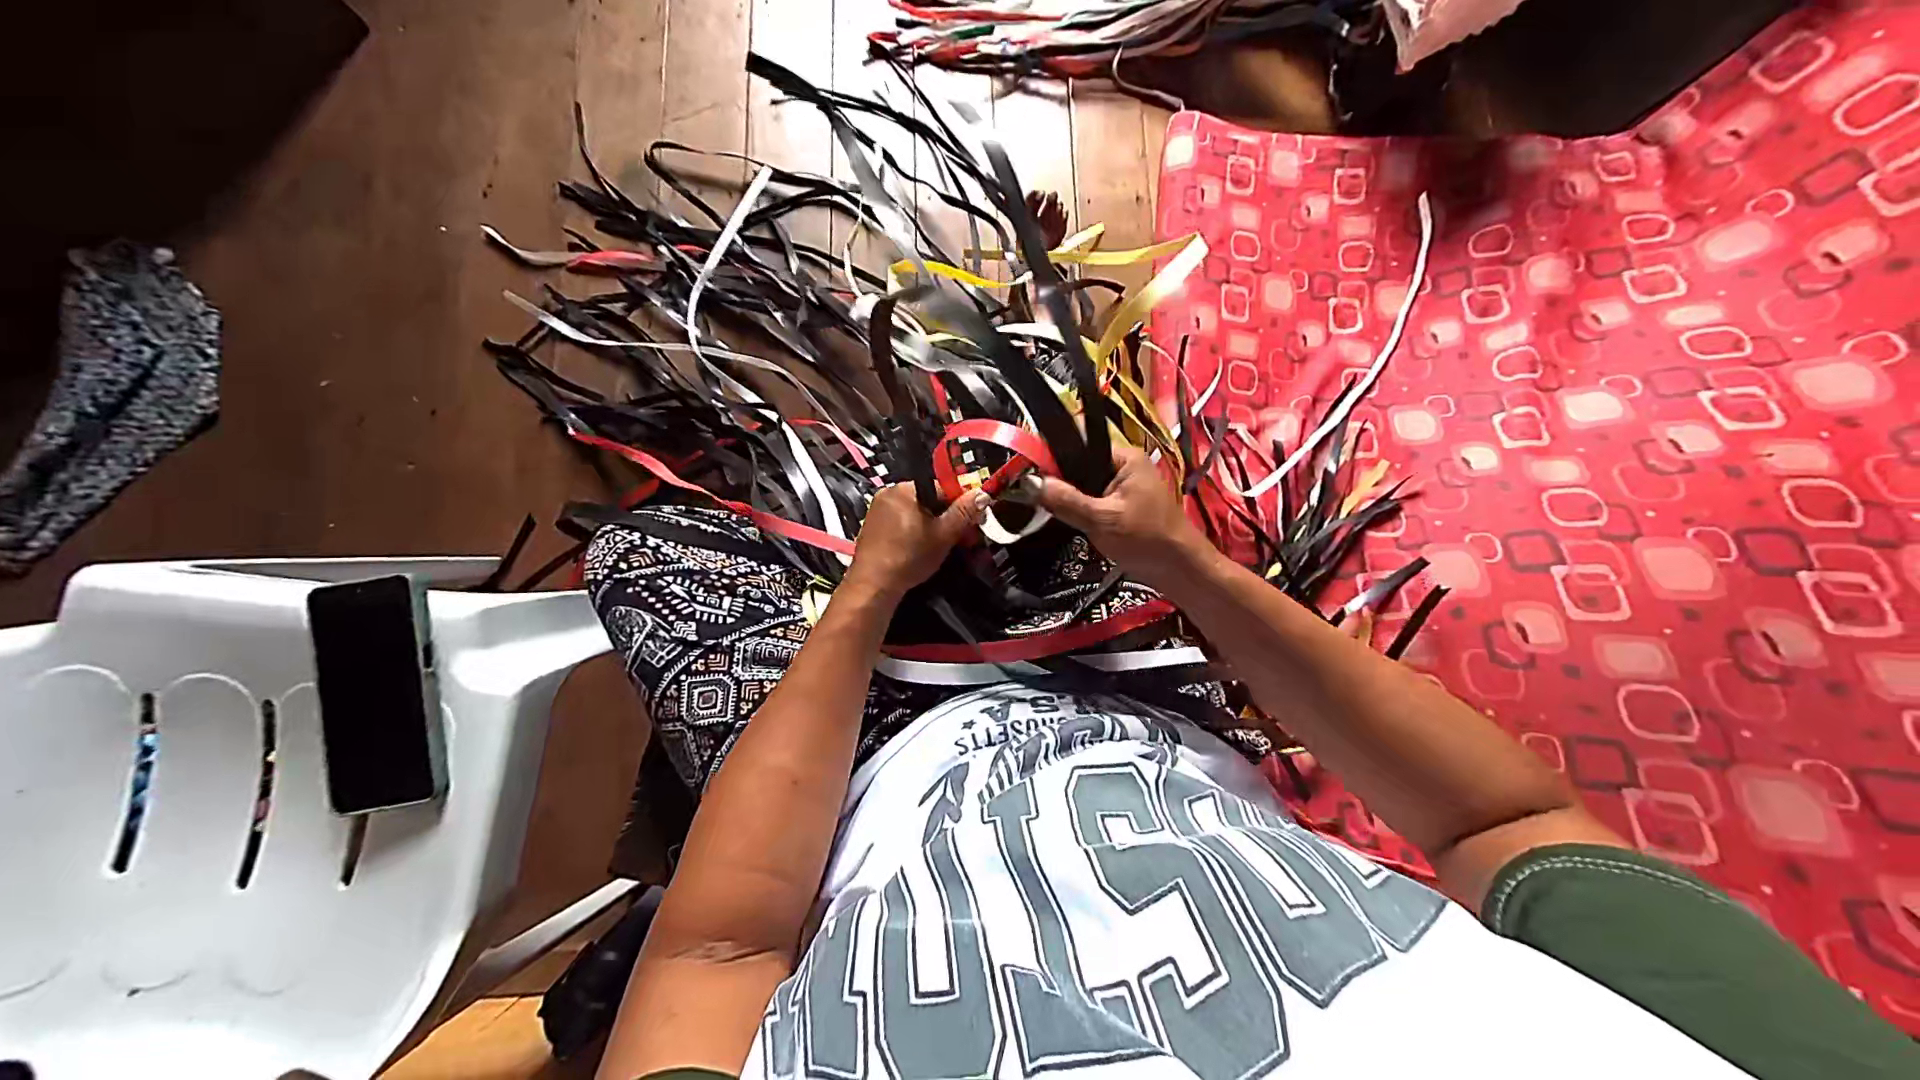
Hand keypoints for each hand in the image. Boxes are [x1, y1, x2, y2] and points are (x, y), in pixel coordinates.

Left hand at [845, 485, 989, 599]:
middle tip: (962, 539)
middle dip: (947, 519)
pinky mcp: (873, 527)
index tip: (974, 524)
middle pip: (928, 501)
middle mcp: (888, 493)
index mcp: (905, 489)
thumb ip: (964, 512)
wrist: (873, 585)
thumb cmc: (910, 556)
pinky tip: (920, 549)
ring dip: (932, 527)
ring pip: (915, 513)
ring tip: (942, 546)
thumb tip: (983, 494)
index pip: (942, 489)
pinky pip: (901, 523)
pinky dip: (914, 533)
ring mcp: (878, 510)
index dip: (961, 506)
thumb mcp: (943, 534)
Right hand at [1035, 446, 1209, 588]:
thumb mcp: (1101, 520)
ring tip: (1044, 506)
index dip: (1052, 455)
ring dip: (1067, 496)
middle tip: (1032, 493)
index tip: (1026, 471)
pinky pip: (1089, 498)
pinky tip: (1064, 517)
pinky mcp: (1119, 505)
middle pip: (1078, 464)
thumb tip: (1030, 483)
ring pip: (1082, 484)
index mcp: (1125, 457)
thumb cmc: (1147, 540)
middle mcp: (1124, 465)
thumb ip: (1065, 500)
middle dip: (1057, 479)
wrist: (1179, 571)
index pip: (1080, 443)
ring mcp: (1122, 486)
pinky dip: (1077, 508)